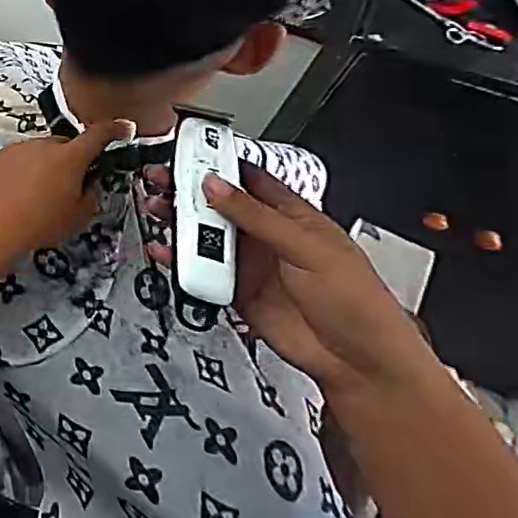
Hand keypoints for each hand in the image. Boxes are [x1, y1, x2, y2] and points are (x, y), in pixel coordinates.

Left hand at [0, 119, 135, 264]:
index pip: (98, 135)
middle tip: (68, 186)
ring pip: (39, 152)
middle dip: (70, 160)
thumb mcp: (79, 216)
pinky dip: (22, 171)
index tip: (121, 129)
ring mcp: (17, 148)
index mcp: (70, 157)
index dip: (113, 131)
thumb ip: (91, 194)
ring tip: (38, 197)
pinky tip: (17, 194)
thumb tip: (89, 185)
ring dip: (44, 166)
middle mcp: (43, 146)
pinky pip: (17, 159)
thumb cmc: (38, 223)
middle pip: (65, 146)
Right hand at [136, 163, 438, 398]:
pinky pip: (199, 270)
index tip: (187, 153)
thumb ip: (257, 216)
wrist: (359, 364)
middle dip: (186, 190)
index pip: (246, 178)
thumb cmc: (358, 303)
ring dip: (178, 222)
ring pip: (203, 235)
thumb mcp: (308, 248)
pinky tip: (167, 251)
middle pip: (216, 204)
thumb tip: (216, 186)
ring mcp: (249, 263)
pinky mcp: (235, 290)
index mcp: (289, 215)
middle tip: (161, 181)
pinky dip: (178, 260)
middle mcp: (265, 235)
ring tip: (158, 211)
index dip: (218, 163)